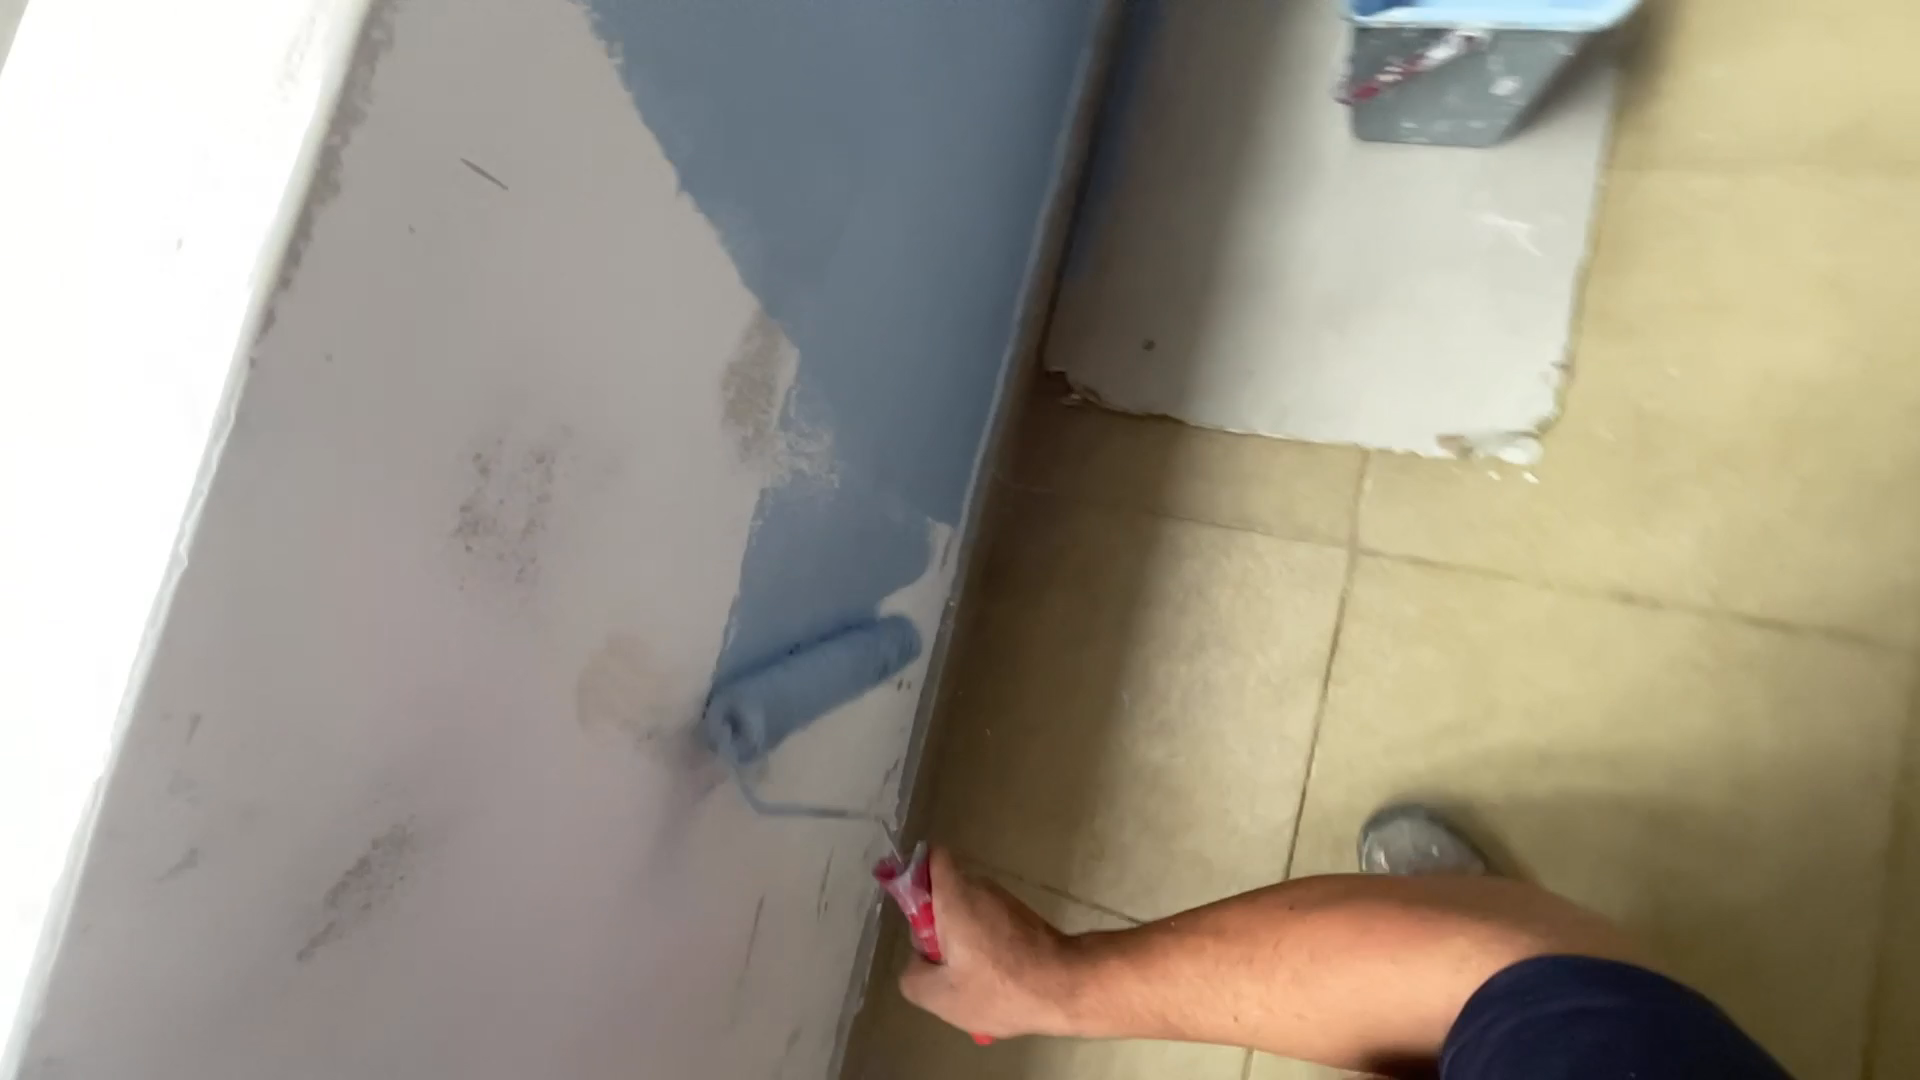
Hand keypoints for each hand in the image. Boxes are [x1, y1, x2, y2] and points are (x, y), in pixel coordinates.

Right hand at [896, 847, 1080, 1039]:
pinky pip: (988, 924)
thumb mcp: (941, 995)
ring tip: (970, 980)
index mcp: (956, 895)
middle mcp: (980, 887)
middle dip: (936, 925)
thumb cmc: (1000, 986)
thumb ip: (913, 974)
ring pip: (966, 911)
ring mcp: (1003, 900)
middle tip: (942, 963)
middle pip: (945, 891)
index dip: (916, 876)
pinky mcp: (1020, 916)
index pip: (931, 857)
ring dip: (960, 940)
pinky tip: (992, 981)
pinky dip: (983, 946)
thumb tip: (917, 960)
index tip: (914, 912)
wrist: (1065, 986)